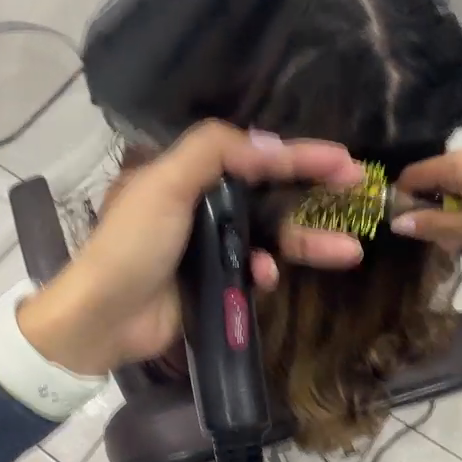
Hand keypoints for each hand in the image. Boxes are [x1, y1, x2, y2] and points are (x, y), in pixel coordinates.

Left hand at [17, 122, 366, 375]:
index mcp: (188, 174)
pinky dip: (265, 271)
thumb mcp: (165, 184)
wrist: (102, 319)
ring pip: (271, 235)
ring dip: (307, 241)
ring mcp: (210, 245)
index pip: (254, 156)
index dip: (300, 155)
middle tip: (358, 193)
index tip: (345, 160)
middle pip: (271, 193)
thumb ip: (215, 152)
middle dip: (315, 195)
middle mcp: (203, 204)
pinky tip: (265, 278)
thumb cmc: (131, 245)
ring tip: (347, 251)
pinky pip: (255, 270)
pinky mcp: (215, 282)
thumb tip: (273, 143)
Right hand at [389, 148, 461, 257]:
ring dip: (452, 215)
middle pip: (434, 181)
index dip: (403, 199)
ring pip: (455, 188)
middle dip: (431, 212)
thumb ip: (433, 226)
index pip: (413, 174)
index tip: (405, 228)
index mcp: (459, 164)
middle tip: (442, 244)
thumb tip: (396, 223)